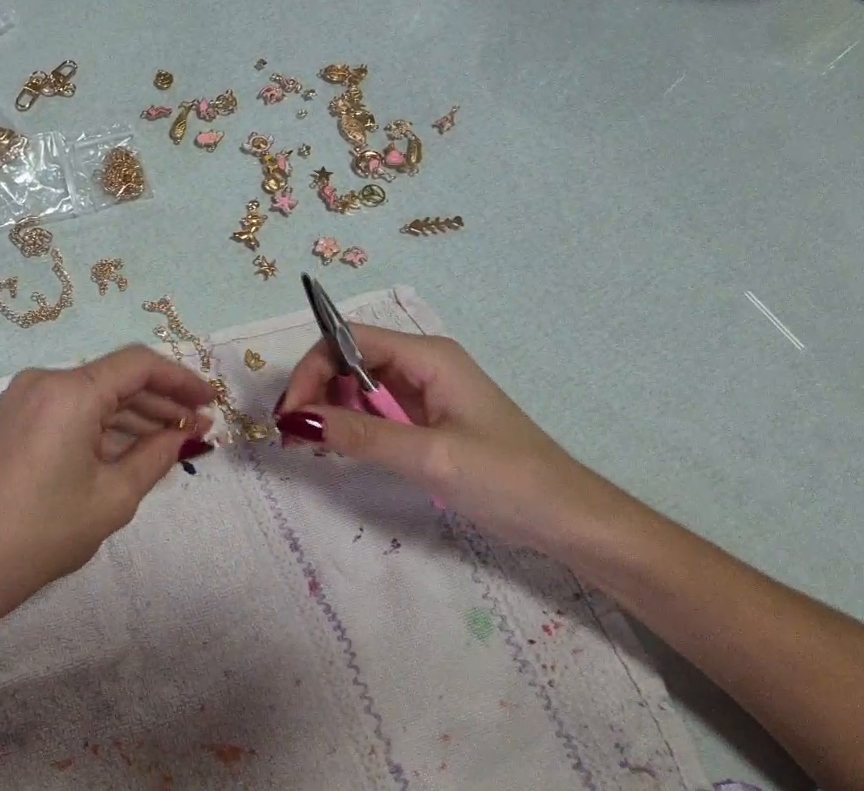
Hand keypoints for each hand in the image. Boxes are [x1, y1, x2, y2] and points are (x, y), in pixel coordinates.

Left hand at [0, 345, 214, 617]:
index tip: (210, 400)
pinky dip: (101, 426)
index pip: (137, 365)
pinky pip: (68, 411)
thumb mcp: (113, 497)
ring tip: (174, 441)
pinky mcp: (13, 419)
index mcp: (69, 391)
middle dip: (160, 402)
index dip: (179, 379)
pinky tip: (131, 448)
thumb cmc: (46, 530)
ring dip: (133, 416)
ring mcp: (23, 399)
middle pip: (114, 379)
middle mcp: (44, 381)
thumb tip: (182, 434)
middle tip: (200, 428)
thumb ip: (156, 456)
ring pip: (91, 396)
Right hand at [273, 325, 621, 550]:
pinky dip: (348, 424)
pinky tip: (335, 445)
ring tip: (305, 443)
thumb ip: (358, 434)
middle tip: (290, 433)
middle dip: (313, 390)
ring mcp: (426, 393)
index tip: (290, 414)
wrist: (573, 522)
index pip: (348, 341)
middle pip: (347, 359)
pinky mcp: (427, 420)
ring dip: (327, 408)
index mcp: (428, 357)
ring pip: (357, 385)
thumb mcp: (428, 457)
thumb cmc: (507, 480)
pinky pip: (374, 410)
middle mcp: (423, 365)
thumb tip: (291, 418)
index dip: (312, 369)